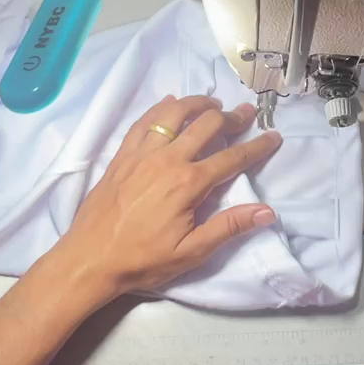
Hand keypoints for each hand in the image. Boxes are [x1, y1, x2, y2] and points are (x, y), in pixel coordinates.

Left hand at [46, 95, 283, 302]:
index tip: (274, 137)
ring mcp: (142, 154)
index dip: (257, 147)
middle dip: (231, 117)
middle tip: (245, 114)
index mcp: (189, 183)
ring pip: (174, 114)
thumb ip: (229, 227)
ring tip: (213, 104)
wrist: (89, 259)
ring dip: (198, 104)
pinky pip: (144, 122)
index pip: (232, 158)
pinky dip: (160, 109)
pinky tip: (169, 104)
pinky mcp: (122, 155)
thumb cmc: (142, 260)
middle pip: (206, 125)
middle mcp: (168, 159)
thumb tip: (267, 211)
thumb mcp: (191, 253)